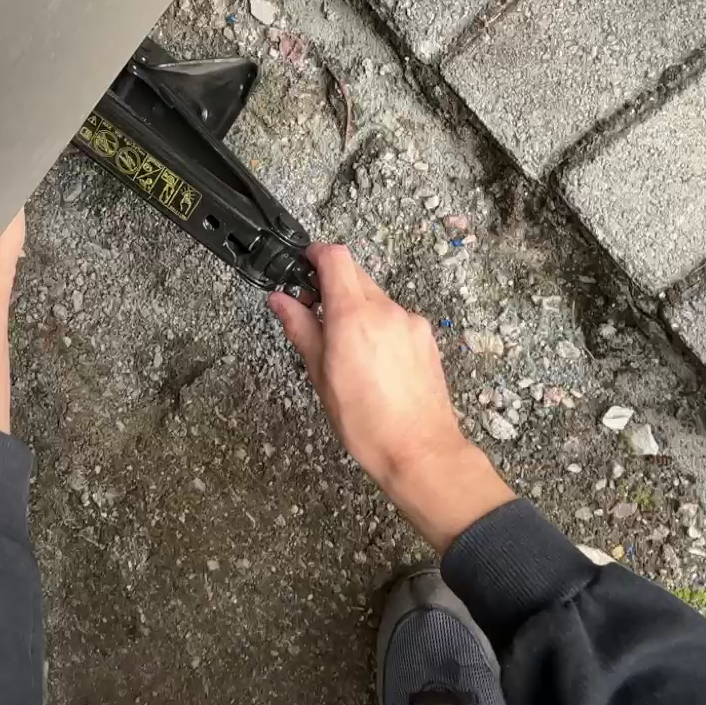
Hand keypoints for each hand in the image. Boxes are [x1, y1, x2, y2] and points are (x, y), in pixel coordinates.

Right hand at [269, 243, 513, 551]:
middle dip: (331, 285)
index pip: (335, 257)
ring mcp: (409, 322)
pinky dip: (377, 324)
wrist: (419, 450)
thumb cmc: (367, 422)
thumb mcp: (320, 374)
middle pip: (354, 274)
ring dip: (355, 307)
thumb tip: (281, 300)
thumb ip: (301, 328)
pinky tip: (370, 359)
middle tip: (313, 311)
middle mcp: (386, 310)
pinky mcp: (424, 337)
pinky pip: (394, 317)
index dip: (315, 254)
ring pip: (375, 296)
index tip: (303, 264)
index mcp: (354, 316)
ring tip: (343, 346)